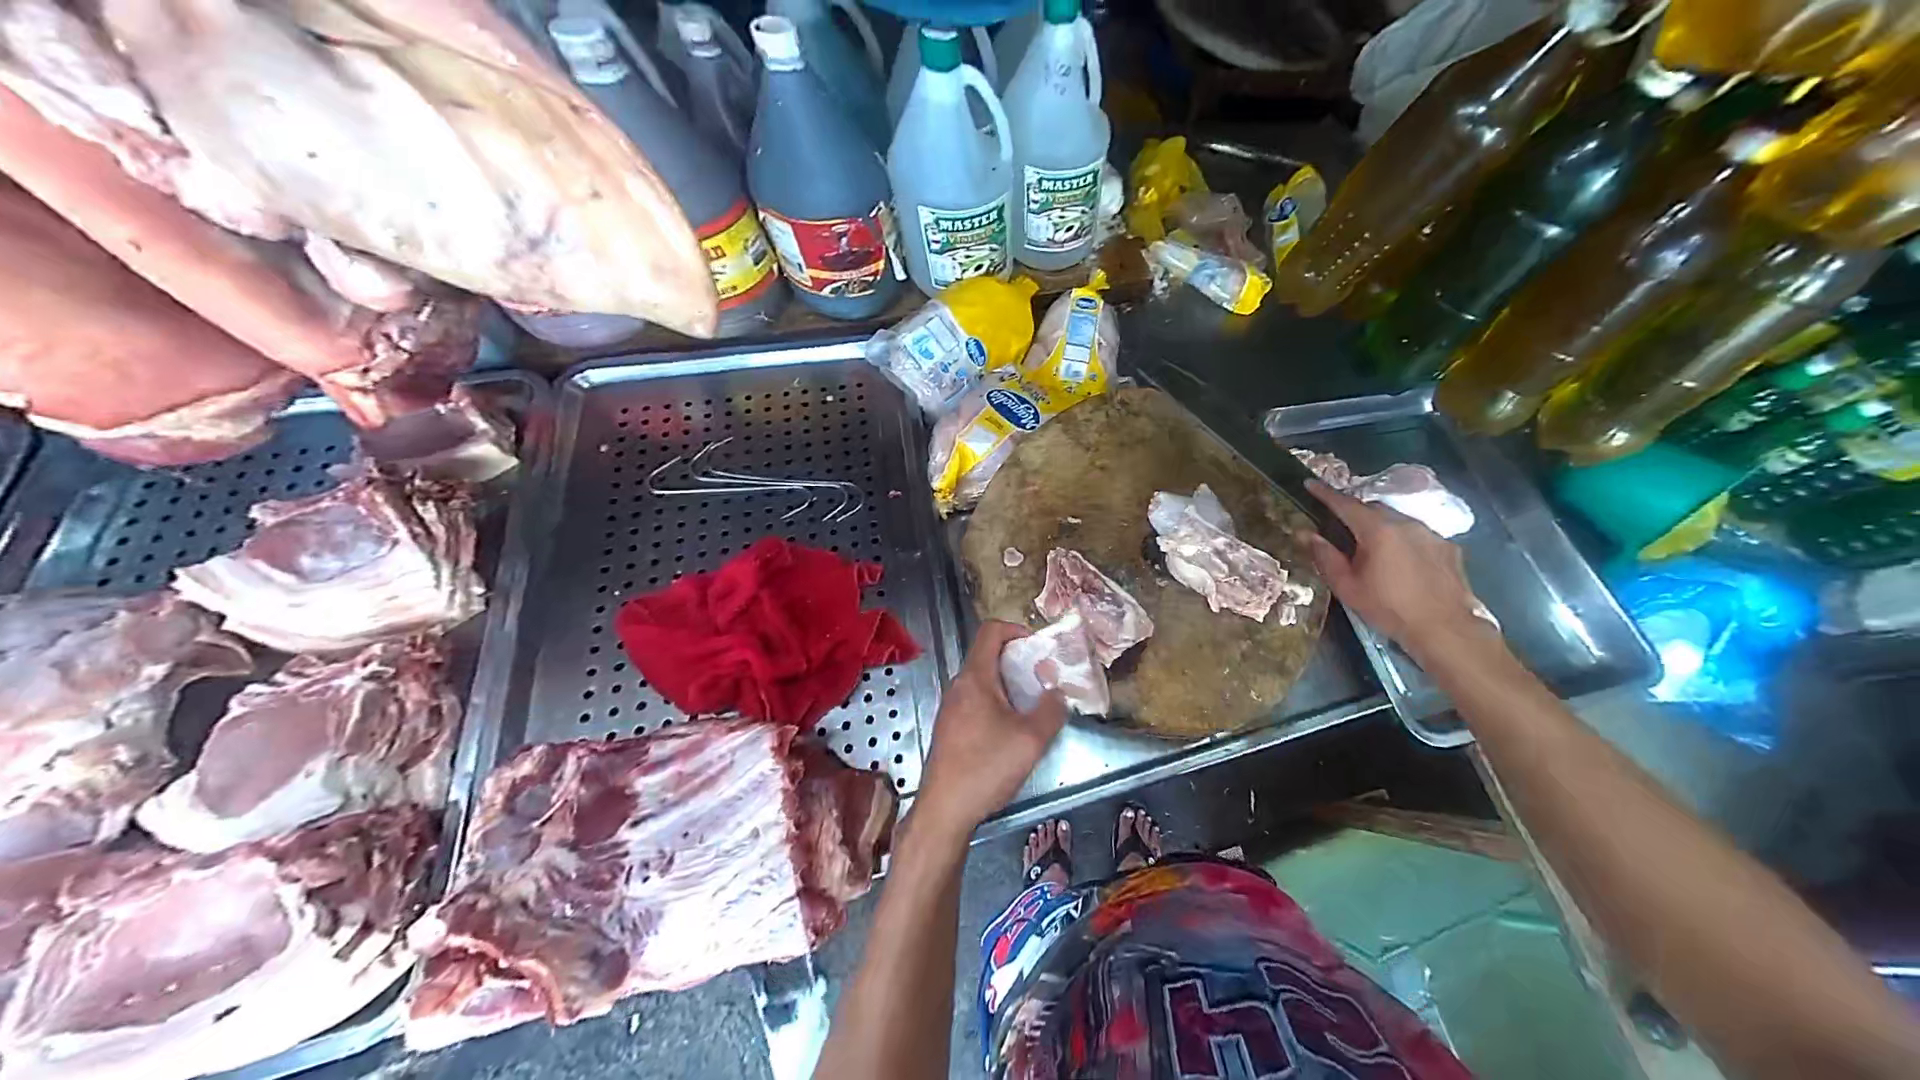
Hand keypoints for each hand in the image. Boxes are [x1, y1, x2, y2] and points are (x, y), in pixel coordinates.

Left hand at [914, 621, 1066, 839]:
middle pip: (988, 656)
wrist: (945, 809)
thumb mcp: (1031, 739)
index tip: (1038, 648)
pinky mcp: (950, 728)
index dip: (1017, 630)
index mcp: (975, 678)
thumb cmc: (986, 767)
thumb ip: (1051, 710)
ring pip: (983, 681)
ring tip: (1032, 709)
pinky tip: (1012, 732)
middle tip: (1044, 682)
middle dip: (1019, 662)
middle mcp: (959, 686)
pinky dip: (997, 704)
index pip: (991, 631)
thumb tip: (1057, 694)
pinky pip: (976, 701)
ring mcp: (951, 708)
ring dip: (1010, 686)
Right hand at [1302, 480, 1499, 664]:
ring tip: (1370, 545)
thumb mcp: (1346, 586)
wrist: (1445, 629)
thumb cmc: (1388, 608)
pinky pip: (1418, 535)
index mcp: (1378, 531)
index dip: (1325, 493)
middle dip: (1354, 512)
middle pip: (1373, 509)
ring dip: (1380, 526)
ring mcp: (1430, 534)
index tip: (1310, 483)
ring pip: (1397, 521)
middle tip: (1339, 523)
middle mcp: (1406, 524)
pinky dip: (1403, 540)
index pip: (1345, 504)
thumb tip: (1307, 534)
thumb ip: (1326, 557)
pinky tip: (1401, 561)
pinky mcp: (1448, 548)